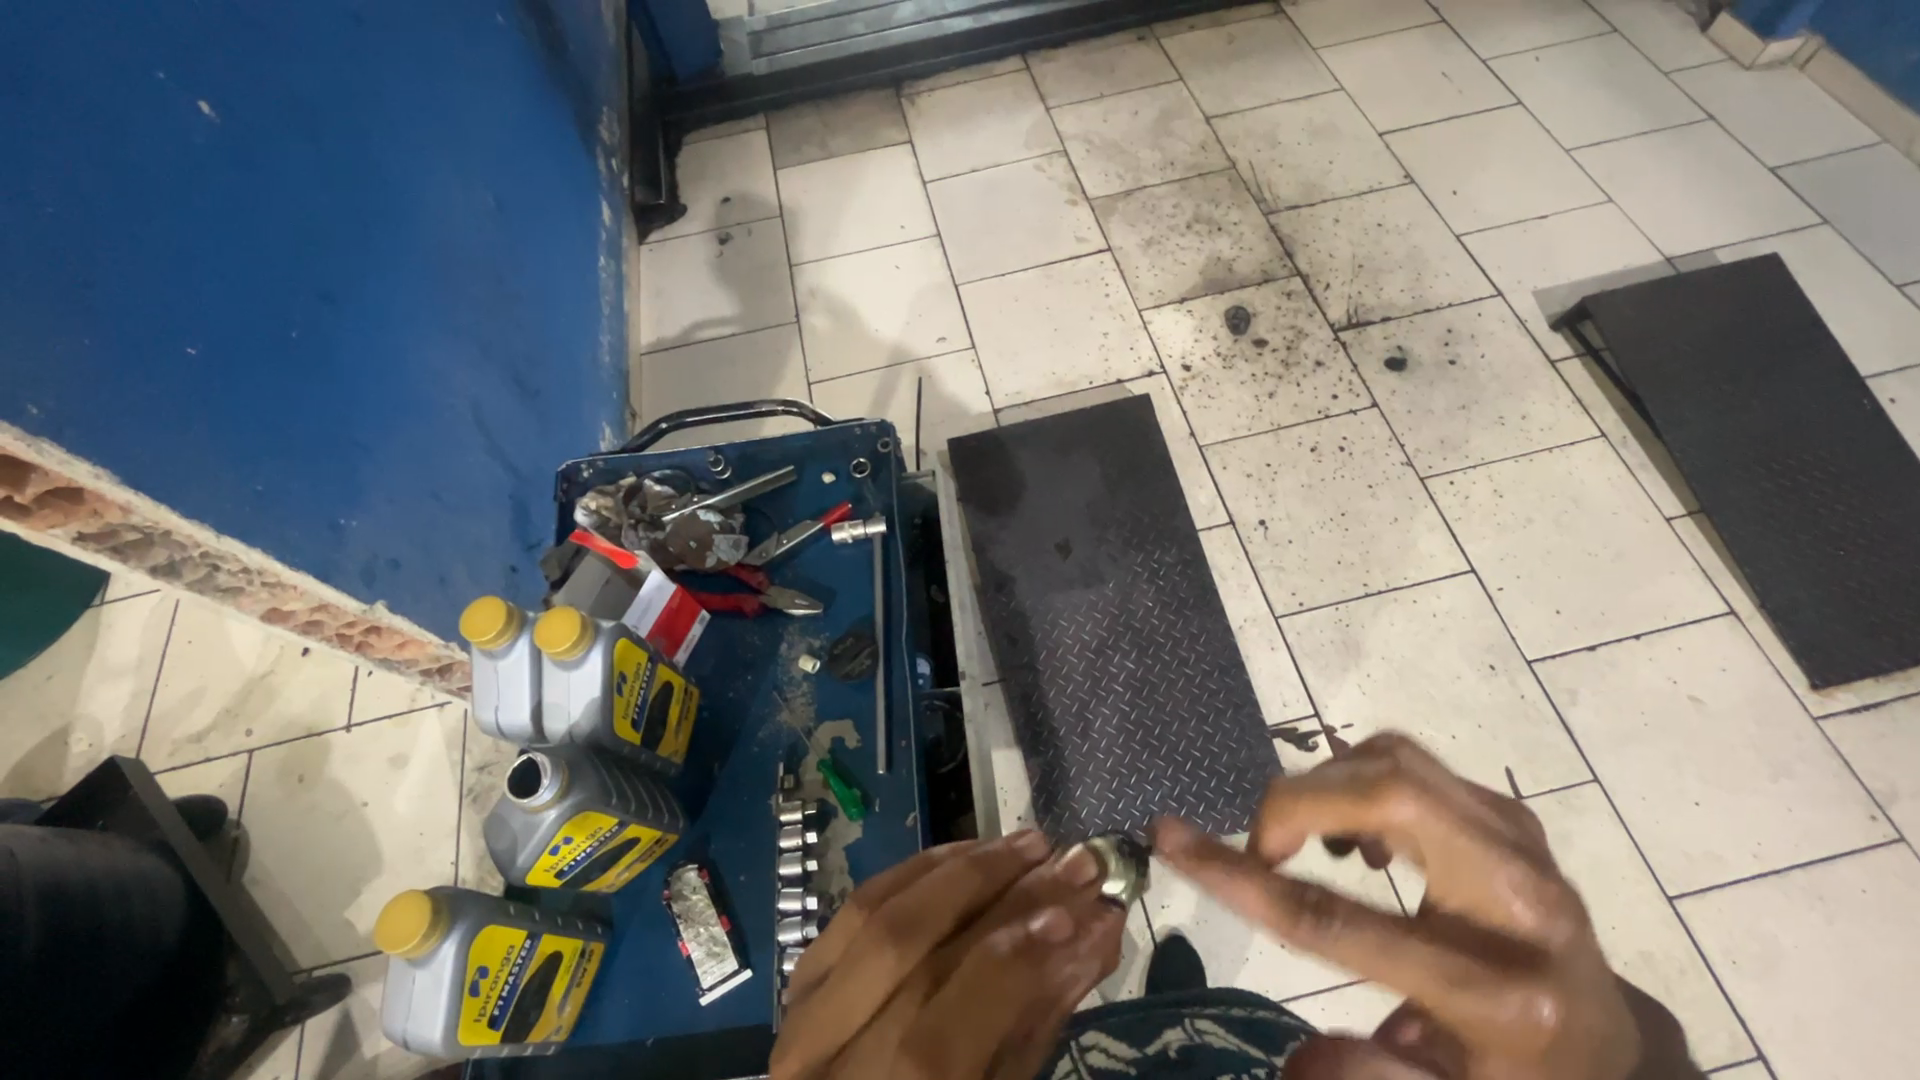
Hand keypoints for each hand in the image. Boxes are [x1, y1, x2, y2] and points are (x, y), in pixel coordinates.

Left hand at [770, 830, 1126, 1079]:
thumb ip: (1036, 1017)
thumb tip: (1096, 929)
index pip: (936, 1040)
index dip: (1006, 970)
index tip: (1075, 913)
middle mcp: (820, 1063)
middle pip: (907, 956)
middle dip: (998, 896)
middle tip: (1067, 858)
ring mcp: (801, 1012)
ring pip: (879, 916)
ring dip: (962, 869)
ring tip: (1029, 843)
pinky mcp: (801, 972)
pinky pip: (860, 903)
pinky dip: (920, 869)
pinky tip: (972, 849)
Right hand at [1154, 734, 1667, 1079]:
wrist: (1604, 1052)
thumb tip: (1295, 1061)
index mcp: (1498, 993)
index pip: (1337, 920)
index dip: (1237, 877)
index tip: (1167, 835)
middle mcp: (1522, 903)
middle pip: (1391, 797)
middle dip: (1295, 804)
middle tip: (1262, 847)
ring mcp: (1523, 847)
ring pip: (1399, 762)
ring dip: (1325, 787)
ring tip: (1307, 844)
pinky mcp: (1513, 820)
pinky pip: (1414, 763)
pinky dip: (1358, 778)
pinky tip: (1357, 835)